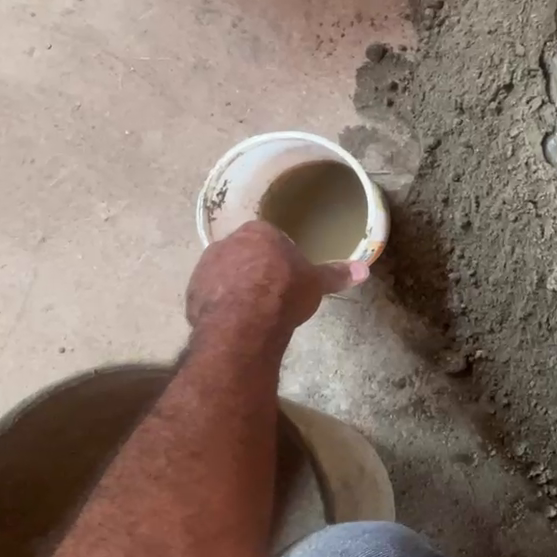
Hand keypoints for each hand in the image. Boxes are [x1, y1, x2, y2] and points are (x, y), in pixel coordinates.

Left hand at [185, 221, 368, 351]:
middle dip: (256, 268)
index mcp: (258, 232)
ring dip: (237, 286)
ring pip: (226, 273)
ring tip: (256, 309)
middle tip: (273, 291)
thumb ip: (336, 274)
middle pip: (245, 253)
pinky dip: (223, 304)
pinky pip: (212, 294)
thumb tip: (364, 269)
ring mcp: (205, 267)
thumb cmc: (284, 293)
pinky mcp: (192, 293)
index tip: (289, 272)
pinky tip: (239, 320)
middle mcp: (226, 242)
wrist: (245, 323)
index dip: (280, 254)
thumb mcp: (317, 283)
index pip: (270, 237)